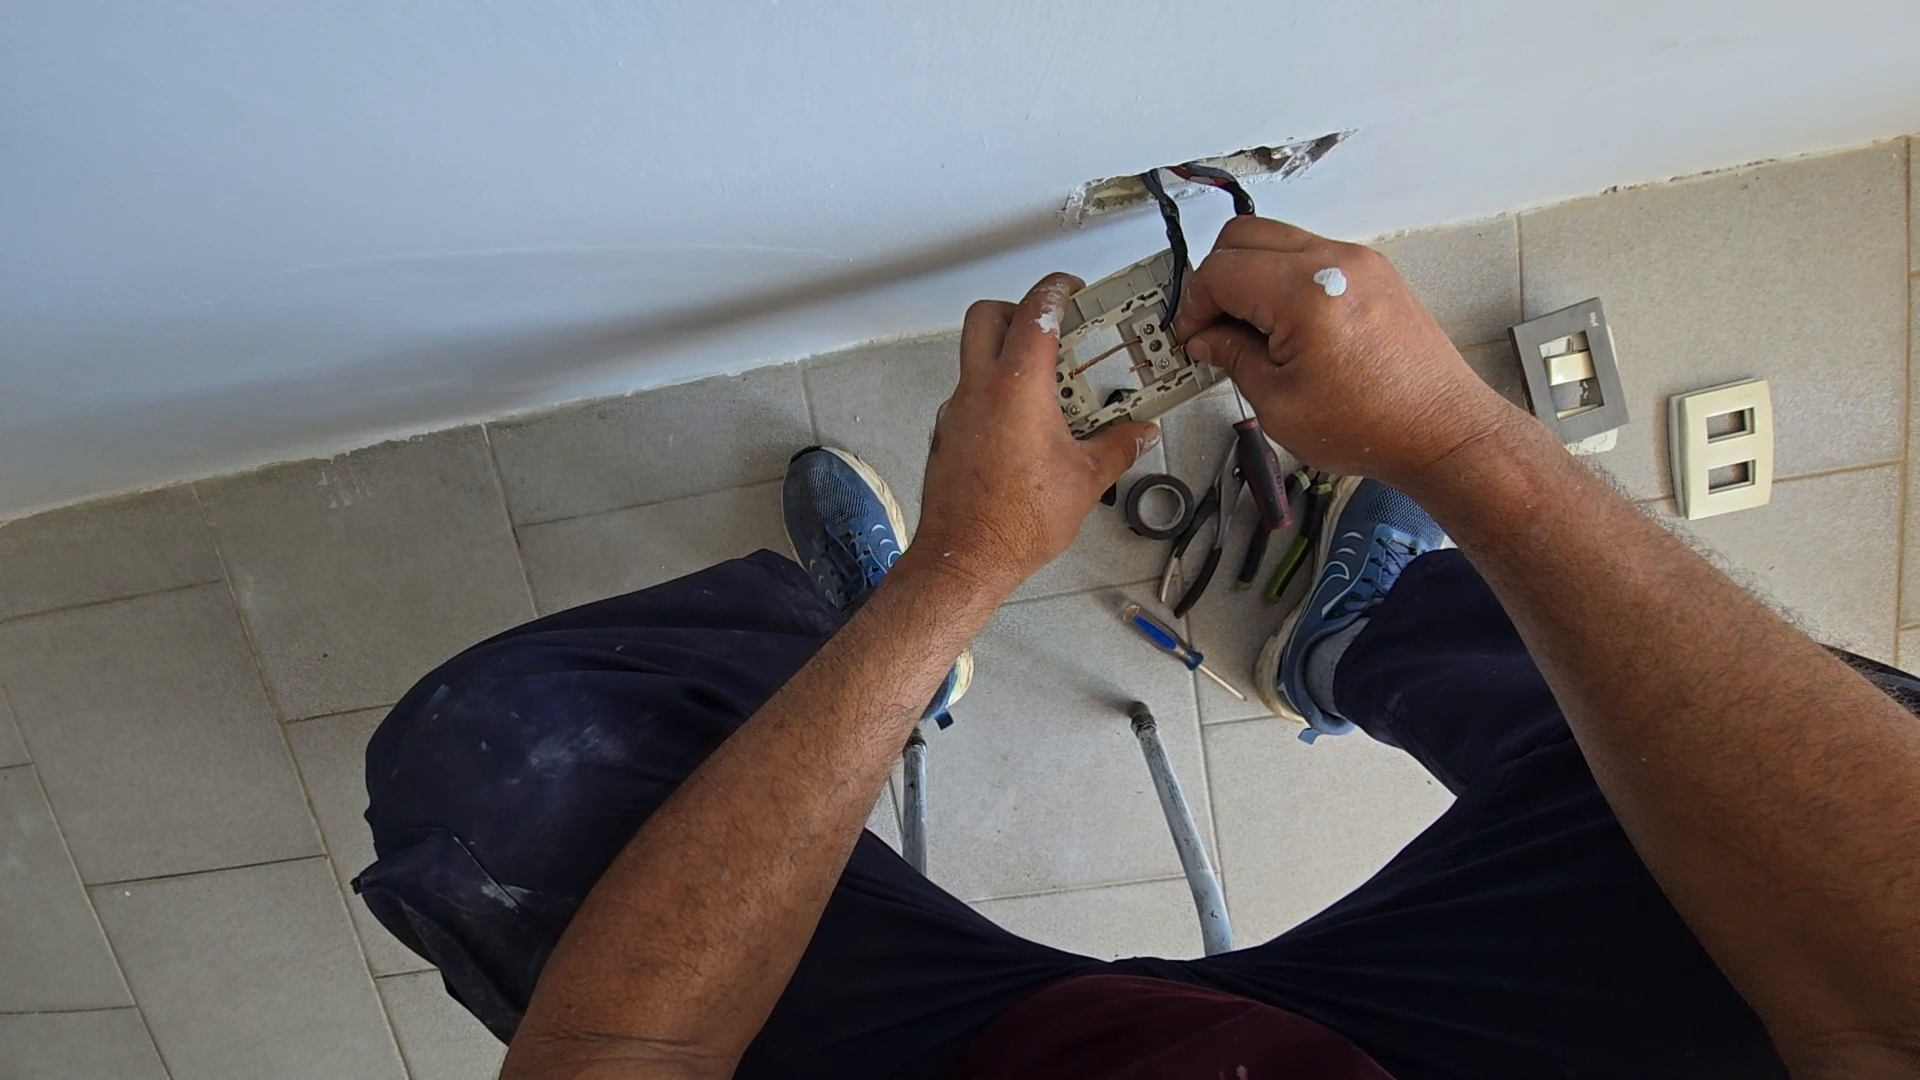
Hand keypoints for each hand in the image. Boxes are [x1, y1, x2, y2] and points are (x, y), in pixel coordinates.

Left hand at [914, 273, 1159, 591]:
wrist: (964, 559)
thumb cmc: (1019, 522)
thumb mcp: (1085, 481)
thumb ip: (1118, 447)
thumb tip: (1141, 433)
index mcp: (1016, 388)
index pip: (1035, 311)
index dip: (1057, 290)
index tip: (1074, 290)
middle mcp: (978, 390)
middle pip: (985, 316)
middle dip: (1017, 309)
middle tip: (1051, 330)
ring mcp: (955, 412)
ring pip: (974, 359)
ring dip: (1006, 357)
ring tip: (1046, 388)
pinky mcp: (946, 436)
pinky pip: (969, 397)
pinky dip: (993, 395)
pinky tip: (1021, 429)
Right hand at [1172, 217, 1531, 492]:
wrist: (1439, 431)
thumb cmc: (1371, 425)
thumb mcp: (1276, 403)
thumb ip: (1232, 357)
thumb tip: (1207, 338)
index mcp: (1305, 293)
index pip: (1221, 272)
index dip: (1193, 305)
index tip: (1190, 336)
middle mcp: (1335, 263)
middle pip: (1243, 236)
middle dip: (1213, 279)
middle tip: (1207, 325)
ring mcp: (1358, 263)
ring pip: (1275, 240)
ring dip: (1246, 277)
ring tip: (1242, 330)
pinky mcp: (1371, 274)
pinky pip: (1307, 256)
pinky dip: (1278, 280)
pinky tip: (1276, 326)